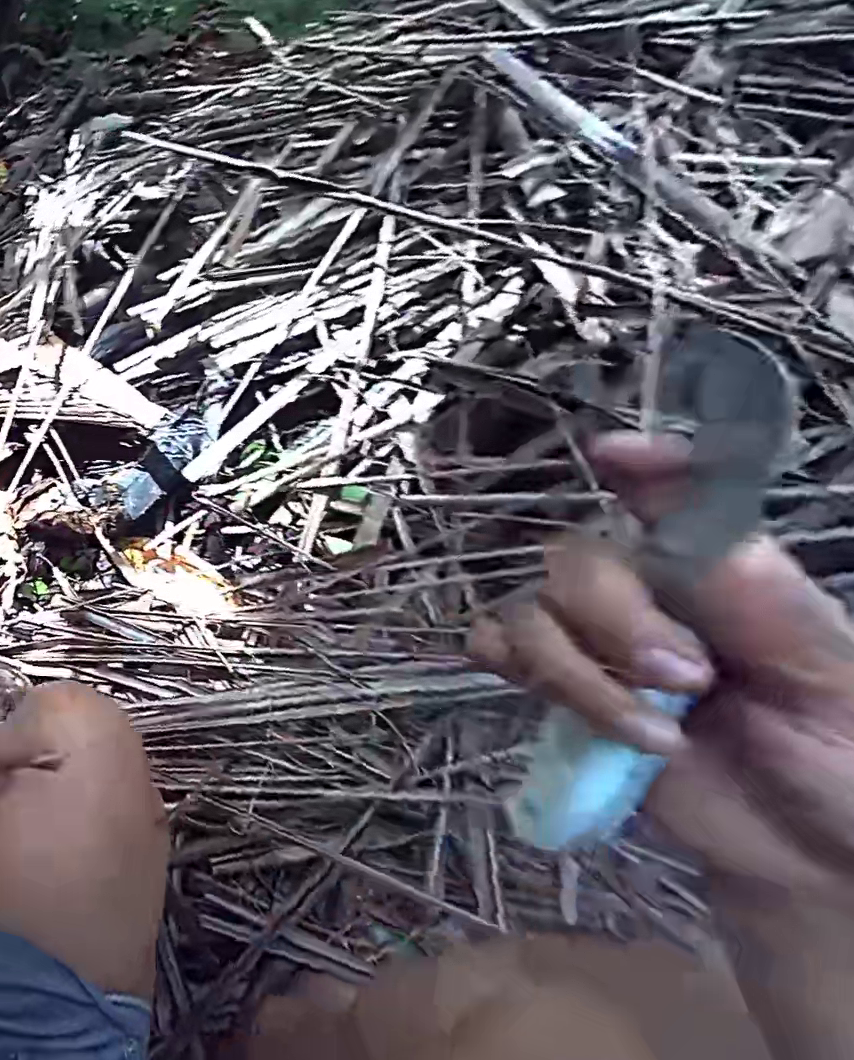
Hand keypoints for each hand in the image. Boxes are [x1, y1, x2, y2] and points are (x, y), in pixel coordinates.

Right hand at [470, 433, 853, 897]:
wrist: (805, 858)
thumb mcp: (843, 693)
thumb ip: (777, 617)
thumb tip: (715, 541)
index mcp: (725, 581)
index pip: (678, 504)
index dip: (646, 470)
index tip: (613, 452)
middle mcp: (645, 595)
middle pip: (574, 561)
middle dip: (612, 619)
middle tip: (683, 680)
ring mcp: (584, 637)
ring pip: (525, 612)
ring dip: (577, 671)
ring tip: (651, 729)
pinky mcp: (542, 678)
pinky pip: (492, 647)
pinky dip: (521, 674)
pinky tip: (571, 710)